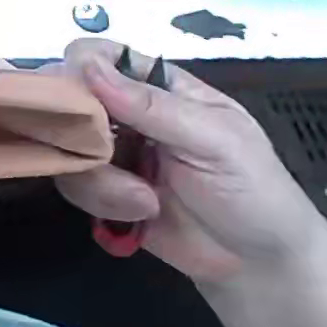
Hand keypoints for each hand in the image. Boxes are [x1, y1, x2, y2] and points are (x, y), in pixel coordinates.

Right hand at [53, 38, 326, 284]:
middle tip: (104, 152)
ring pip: (65, 143)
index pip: (100, 55)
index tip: (78, 92)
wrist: (261, 271)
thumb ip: (152, 104)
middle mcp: (123, 112)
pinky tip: (138, 214)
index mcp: (157, 87)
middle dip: (77, 127)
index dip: (81, 65)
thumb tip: (87, 65)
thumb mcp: (215, 141)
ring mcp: (108, 150)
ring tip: (143, 199)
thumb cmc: (254, 192)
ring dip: (100, 175)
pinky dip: (102, 200)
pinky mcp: (98, 187)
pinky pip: (71, 181)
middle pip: (68, 96)